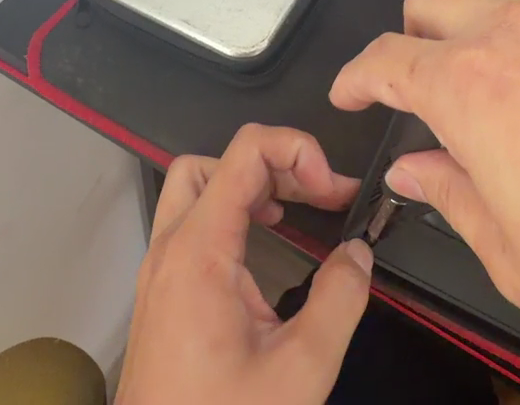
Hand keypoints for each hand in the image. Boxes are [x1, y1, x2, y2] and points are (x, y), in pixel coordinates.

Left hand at [115, 124, 373, 404]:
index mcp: (199, 251)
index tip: (332, 191)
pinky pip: (196, 222)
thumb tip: (358, 252)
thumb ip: (339, 299)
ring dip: (252, 184)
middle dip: (276, 162)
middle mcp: (171, 249)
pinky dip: (236, 211)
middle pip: (216, 160)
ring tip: (298, 208)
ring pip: (199, 187)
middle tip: (320, 194)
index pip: (246, 151)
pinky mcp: (164, 290)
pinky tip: (269, 241)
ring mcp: (161, 269)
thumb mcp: (300, 369)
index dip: (298, 150)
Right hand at [328, 0, 519, 402]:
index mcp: (473, 89)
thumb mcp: (516, 257)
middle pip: (431, 0)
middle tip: (412, 94)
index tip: (350, 94)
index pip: (385, 57)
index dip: (355, 76)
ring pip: (494, 5)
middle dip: (407, 39)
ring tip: (491, 112)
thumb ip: (451, 196)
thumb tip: (416, 170)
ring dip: (471, 42)